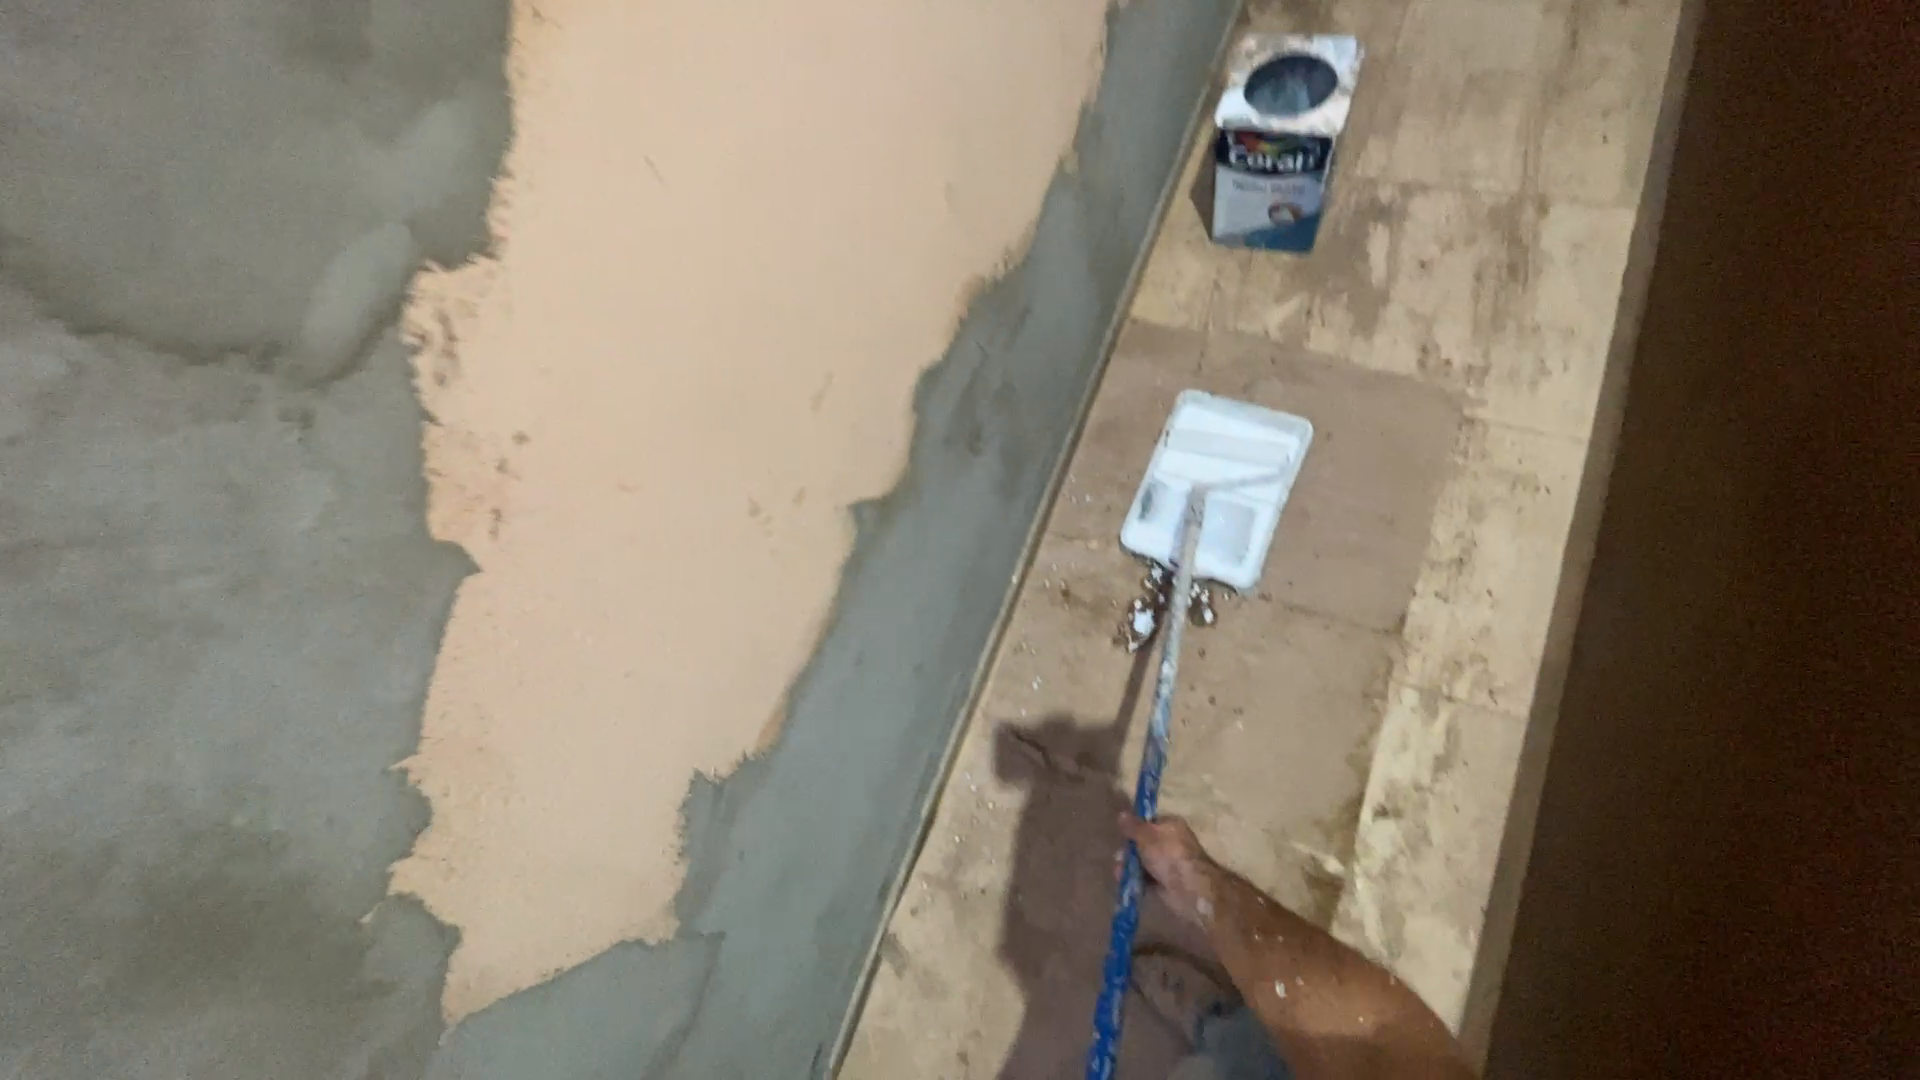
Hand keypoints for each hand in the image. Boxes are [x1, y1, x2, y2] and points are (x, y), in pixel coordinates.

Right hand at [1119, 813, 1217, 925]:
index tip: (1123, 835)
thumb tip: (1122, 814)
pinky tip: (1125, 881)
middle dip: (1129, 851)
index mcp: (1171, 826)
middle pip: (1144, 843)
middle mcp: (1172, 843)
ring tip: (1120, 873)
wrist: (1189, 888)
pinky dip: (1136, 880)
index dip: (1135, 828)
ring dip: (1129, 866)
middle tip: (1119, 858)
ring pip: (1144, 862)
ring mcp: (1170, 864)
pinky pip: (1147, 878)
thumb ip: (1132, 826)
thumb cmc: (1168, 854)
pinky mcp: (1167, 883)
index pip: (1150, 822)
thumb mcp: (1145, 835)